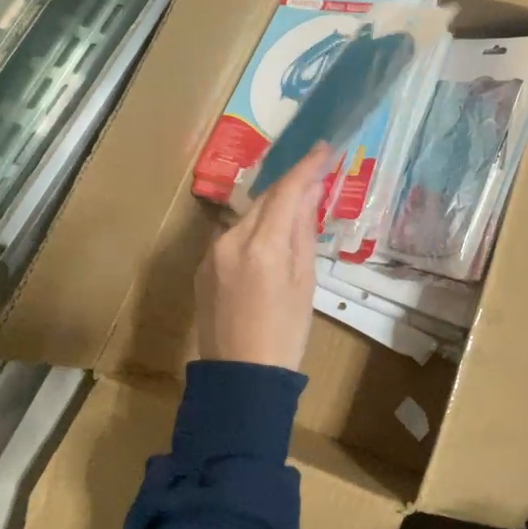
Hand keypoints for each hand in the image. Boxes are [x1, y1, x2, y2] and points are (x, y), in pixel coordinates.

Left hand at [196, 146, 330, 371]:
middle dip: (290, 185)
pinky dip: (255, 228)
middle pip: (264, 199)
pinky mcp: (203, 268)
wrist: (240, 381)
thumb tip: (309, 192)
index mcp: (262, 246)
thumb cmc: (285, 334)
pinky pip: (233, 236)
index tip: (324, 148)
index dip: (307, 166)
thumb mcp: (305, 281)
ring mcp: (212, 254)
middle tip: (317, 176)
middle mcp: (230, 241)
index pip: (286, 191)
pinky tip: (270, 238)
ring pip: (247, 216)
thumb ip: (303, 231)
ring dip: (271, 207)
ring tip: (297, 207)